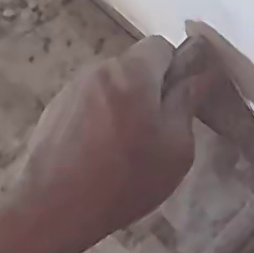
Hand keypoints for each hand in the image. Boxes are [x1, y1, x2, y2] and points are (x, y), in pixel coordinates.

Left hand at [6, 35, 213, 251]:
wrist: (54, 207)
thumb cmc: (126, 179)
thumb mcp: (175, 148)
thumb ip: (187, 102)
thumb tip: (199, 74)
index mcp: (132, 72)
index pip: (162, 45)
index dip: (176, 69)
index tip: (179, 102)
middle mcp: (99, 69)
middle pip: (134, 65)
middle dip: (149, 89)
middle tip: (156, 132)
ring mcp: (72, 88)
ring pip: (110, 85)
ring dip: (123, 104)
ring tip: (123, 148)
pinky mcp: (54, 109)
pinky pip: (88, 102)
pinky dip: (99, 118)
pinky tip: (97, 153)